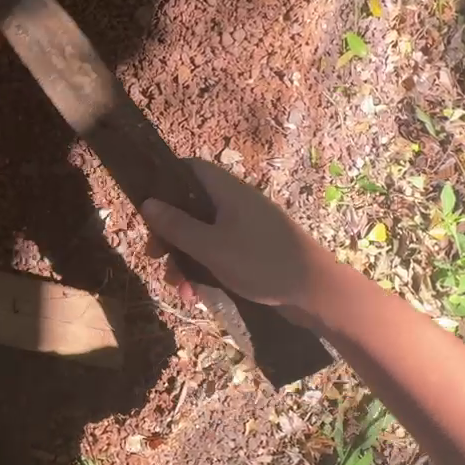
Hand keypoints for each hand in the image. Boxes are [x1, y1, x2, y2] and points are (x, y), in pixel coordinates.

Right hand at [141, 158, 338, 314]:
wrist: (317, 293)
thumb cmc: (261, 262)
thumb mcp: (210, 246)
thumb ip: (176, 225)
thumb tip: (147, 203)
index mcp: (227, 192)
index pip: (190, 169)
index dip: (165, 180)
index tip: (146, 205)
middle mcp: (235, 204)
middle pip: (190, 208)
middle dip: (169, 234)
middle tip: (154, 256)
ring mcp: (245, 228)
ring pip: (202, 236)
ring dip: (185, 260)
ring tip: (181, 289)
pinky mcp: (253, 252)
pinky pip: (218, 254)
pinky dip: (204, 271)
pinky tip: (198, 295)